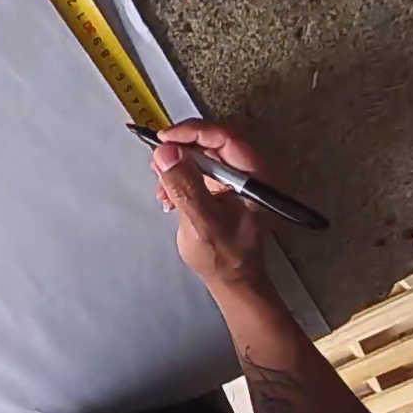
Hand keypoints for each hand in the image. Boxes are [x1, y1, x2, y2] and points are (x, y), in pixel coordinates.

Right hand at [151, 120, 273, 291]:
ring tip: (161, 184)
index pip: (223, 137)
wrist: (233, 280)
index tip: (165, 138)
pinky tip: (168, 196)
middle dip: (181, 149)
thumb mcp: (201, 222)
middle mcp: (248, 172)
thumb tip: (167, 153)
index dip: (192, 133)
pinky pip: (200, 171)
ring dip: (178, 166)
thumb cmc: (226, 257)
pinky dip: (181, 178)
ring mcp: (235, 181)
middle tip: (159, 158)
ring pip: (203, 156)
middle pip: (212, 143)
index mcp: (254, 175)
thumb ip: (185, 186)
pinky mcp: (223, 189)